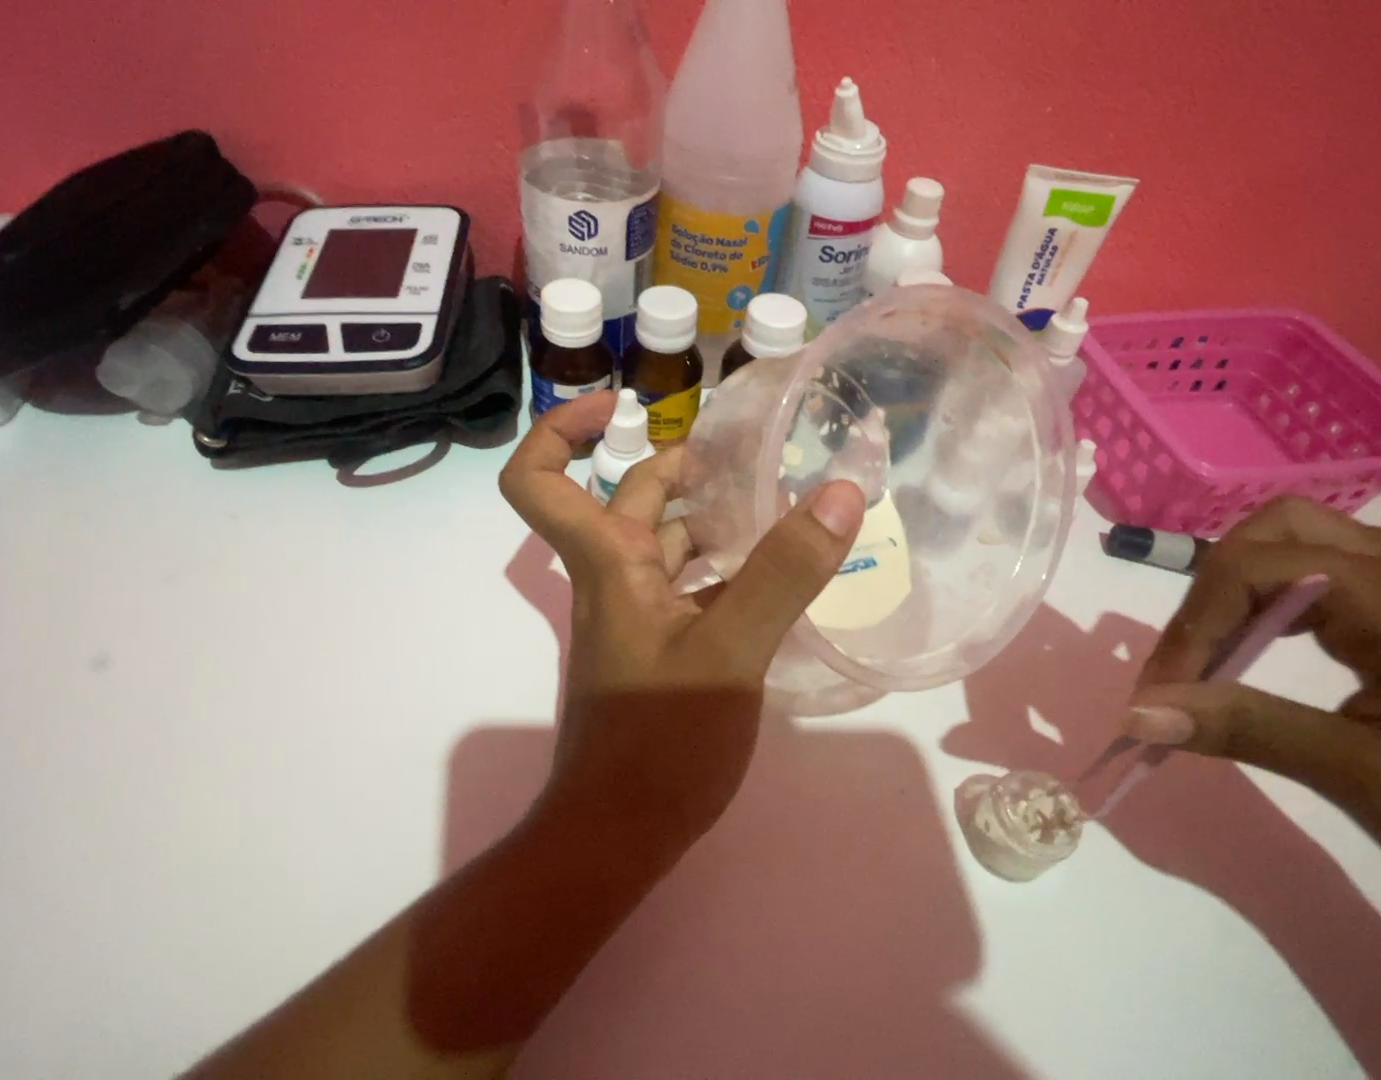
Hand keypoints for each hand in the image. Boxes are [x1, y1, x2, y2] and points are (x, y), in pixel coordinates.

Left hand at [499, 391, 864, 843]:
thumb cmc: (659, 740)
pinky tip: (781, 576)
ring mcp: (636, 618)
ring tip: (786, 506)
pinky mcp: (660, 652)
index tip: (617, 405)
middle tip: (756, 458)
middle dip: (684, 471)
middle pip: (630, 501)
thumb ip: (784, 573)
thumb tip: (840, 492)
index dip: (559, 431)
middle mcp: (613, 580)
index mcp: (608, 563)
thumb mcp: (730, 650)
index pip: (540, 480)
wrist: (621, 834)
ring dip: (713, 521)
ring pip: (666, 546)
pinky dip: (727, 570)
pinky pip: (690, 590)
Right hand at [1126, 498, 1380, 945]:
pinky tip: (1263, 652)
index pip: (1259, 567)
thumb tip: (1138, 712)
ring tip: (1212, 664)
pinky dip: (1273, 602)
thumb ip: (1253, 730)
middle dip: (1210, 592)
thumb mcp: (1376, 784)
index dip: (1191, 625)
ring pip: (1297, 541)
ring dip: (1237, 592)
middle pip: (1276, 529)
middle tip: (1186, 669)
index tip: (1158, 697)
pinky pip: (1326, 572)